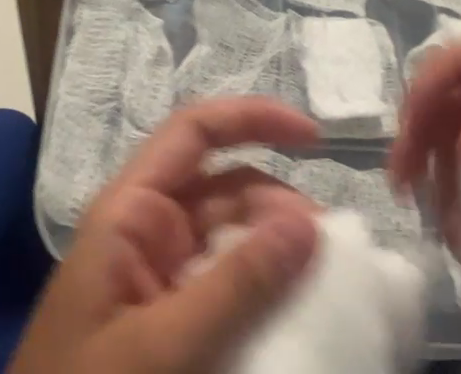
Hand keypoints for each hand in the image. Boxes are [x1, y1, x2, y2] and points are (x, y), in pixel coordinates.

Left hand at [11, 98, 322, 373]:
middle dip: (280, 206)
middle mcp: (150, 230)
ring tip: (326, 284)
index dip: (251, 119)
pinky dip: (268, 293)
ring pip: (236, 240)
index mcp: (130, 211)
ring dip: (281, 253)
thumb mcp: (161, 342)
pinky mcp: (177, 319)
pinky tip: (302, 312)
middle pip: (227, 190)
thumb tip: (308, 220)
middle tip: (330, 253)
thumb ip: (235, 286)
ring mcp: (166, 276)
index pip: (192, 134)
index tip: (314, 138)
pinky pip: (233, 288)